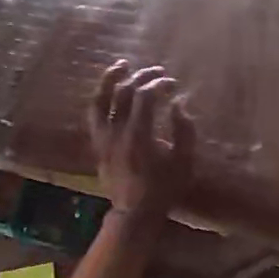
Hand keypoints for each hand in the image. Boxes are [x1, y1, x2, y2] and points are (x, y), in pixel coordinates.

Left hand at [88, 60, 194, 221]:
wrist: (134, 212)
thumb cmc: (163, 189)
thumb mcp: (183, 162)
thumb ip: (184, 130)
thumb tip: (178, 103)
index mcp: (139, 135)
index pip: (146, 97)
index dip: (160, 84)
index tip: (173, 84)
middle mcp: (116, 131)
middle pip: (124, 93)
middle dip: (142, 77)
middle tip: (157, 72)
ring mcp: (103, 137)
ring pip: (101, 99)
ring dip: (110, 79)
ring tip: (122, 65)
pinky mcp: (97, 143)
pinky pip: (94, 114)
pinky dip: (101, 98)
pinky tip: (109, 91)